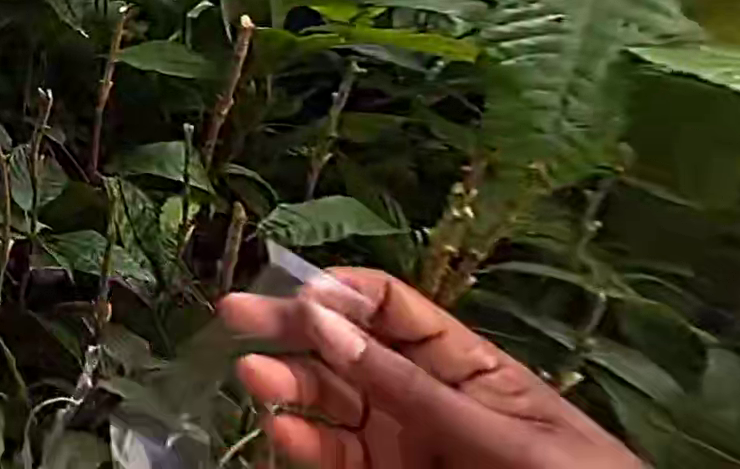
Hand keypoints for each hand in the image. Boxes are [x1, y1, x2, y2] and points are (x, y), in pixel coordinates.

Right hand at [218, 268, 641, 468]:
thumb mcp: (506, 441)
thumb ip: (408, 384)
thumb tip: (318, 315)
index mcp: (457, 363)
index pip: (383, 302)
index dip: (338, 290)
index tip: (298, 293)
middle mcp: (415, 388)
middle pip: (338, 340)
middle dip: (285, 326)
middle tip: (233, 314)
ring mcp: (397, 435)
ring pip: (324, 392)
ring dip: (283, 380)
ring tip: (251, 376)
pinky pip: (332, 449)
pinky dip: (301, 439)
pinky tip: (281, 432)